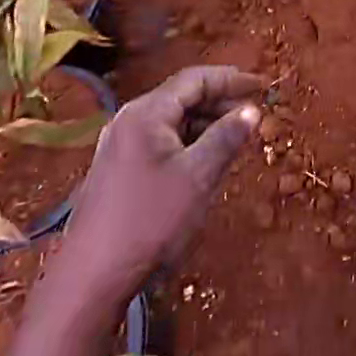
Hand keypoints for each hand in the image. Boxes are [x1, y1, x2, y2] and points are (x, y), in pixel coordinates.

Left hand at [62, 66, 262, 300]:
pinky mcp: (119, 170)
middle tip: (253, 114)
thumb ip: (226, 137)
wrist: (94, 276)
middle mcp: (129, 121)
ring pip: (172, 122)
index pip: (194, 79)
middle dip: (220, 102)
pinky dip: (189, 143)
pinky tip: (207, 161)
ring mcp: (120, 146)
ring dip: (206, 124)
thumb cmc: (152, 220)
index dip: (231, 79)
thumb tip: (252, 110)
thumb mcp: (199, 176)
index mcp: (146, 113)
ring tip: (236, 139)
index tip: (261, 85)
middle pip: (182, 97)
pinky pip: (161, 142)